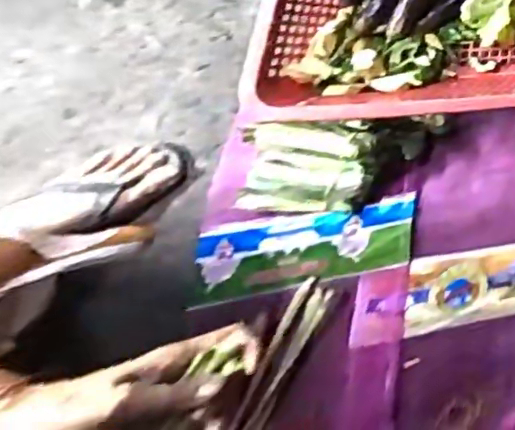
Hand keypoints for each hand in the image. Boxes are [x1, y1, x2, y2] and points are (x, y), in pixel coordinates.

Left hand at [0, 322, 257, 429]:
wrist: (17, 427)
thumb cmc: (67, 409)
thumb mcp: (116, 403)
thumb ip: (169, 393)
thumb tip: (225, 382)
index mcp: (178, 356)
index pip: (235, 335)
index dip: (251, 346)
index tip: (249, 373)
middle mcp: (181, 371)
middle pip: (229, 368)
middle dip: (234, 392)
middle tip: (221, 419)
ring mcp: (166, 396)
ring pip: (211, 397)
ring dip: (216, 414)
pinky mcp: (153, 418)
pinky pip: (187, 418)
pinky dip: (197, 425)